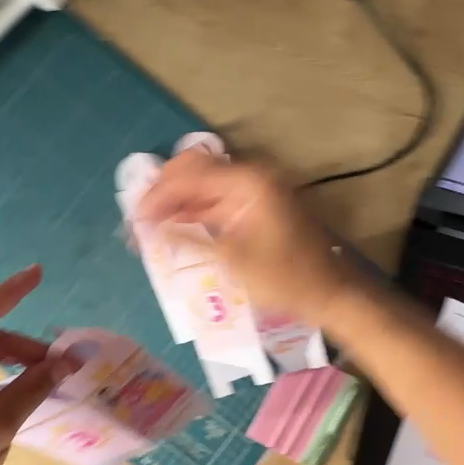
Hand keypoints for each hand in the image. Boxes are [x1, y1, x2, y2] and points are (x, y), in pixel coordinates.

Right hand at [137, 147, 363, 323]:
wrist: (331, 293)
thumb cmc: (286, 280)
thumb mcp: (231, 261)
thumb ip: (186, 237)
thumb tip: (146, 225)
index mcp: (247, 182)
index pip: (188, 173)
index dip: (156, 195)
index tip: (133, 220)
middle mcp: (251, 176)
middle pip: (194, 171)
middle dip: (163, 194)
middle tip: (139, 222)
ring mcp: (257, 190)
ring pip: (204, 185)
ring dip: (177, 204)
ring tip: (151, 231)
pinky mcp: (258, 205)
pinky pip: (218, 200)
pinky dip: (197, 213)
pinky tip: (178, 233)